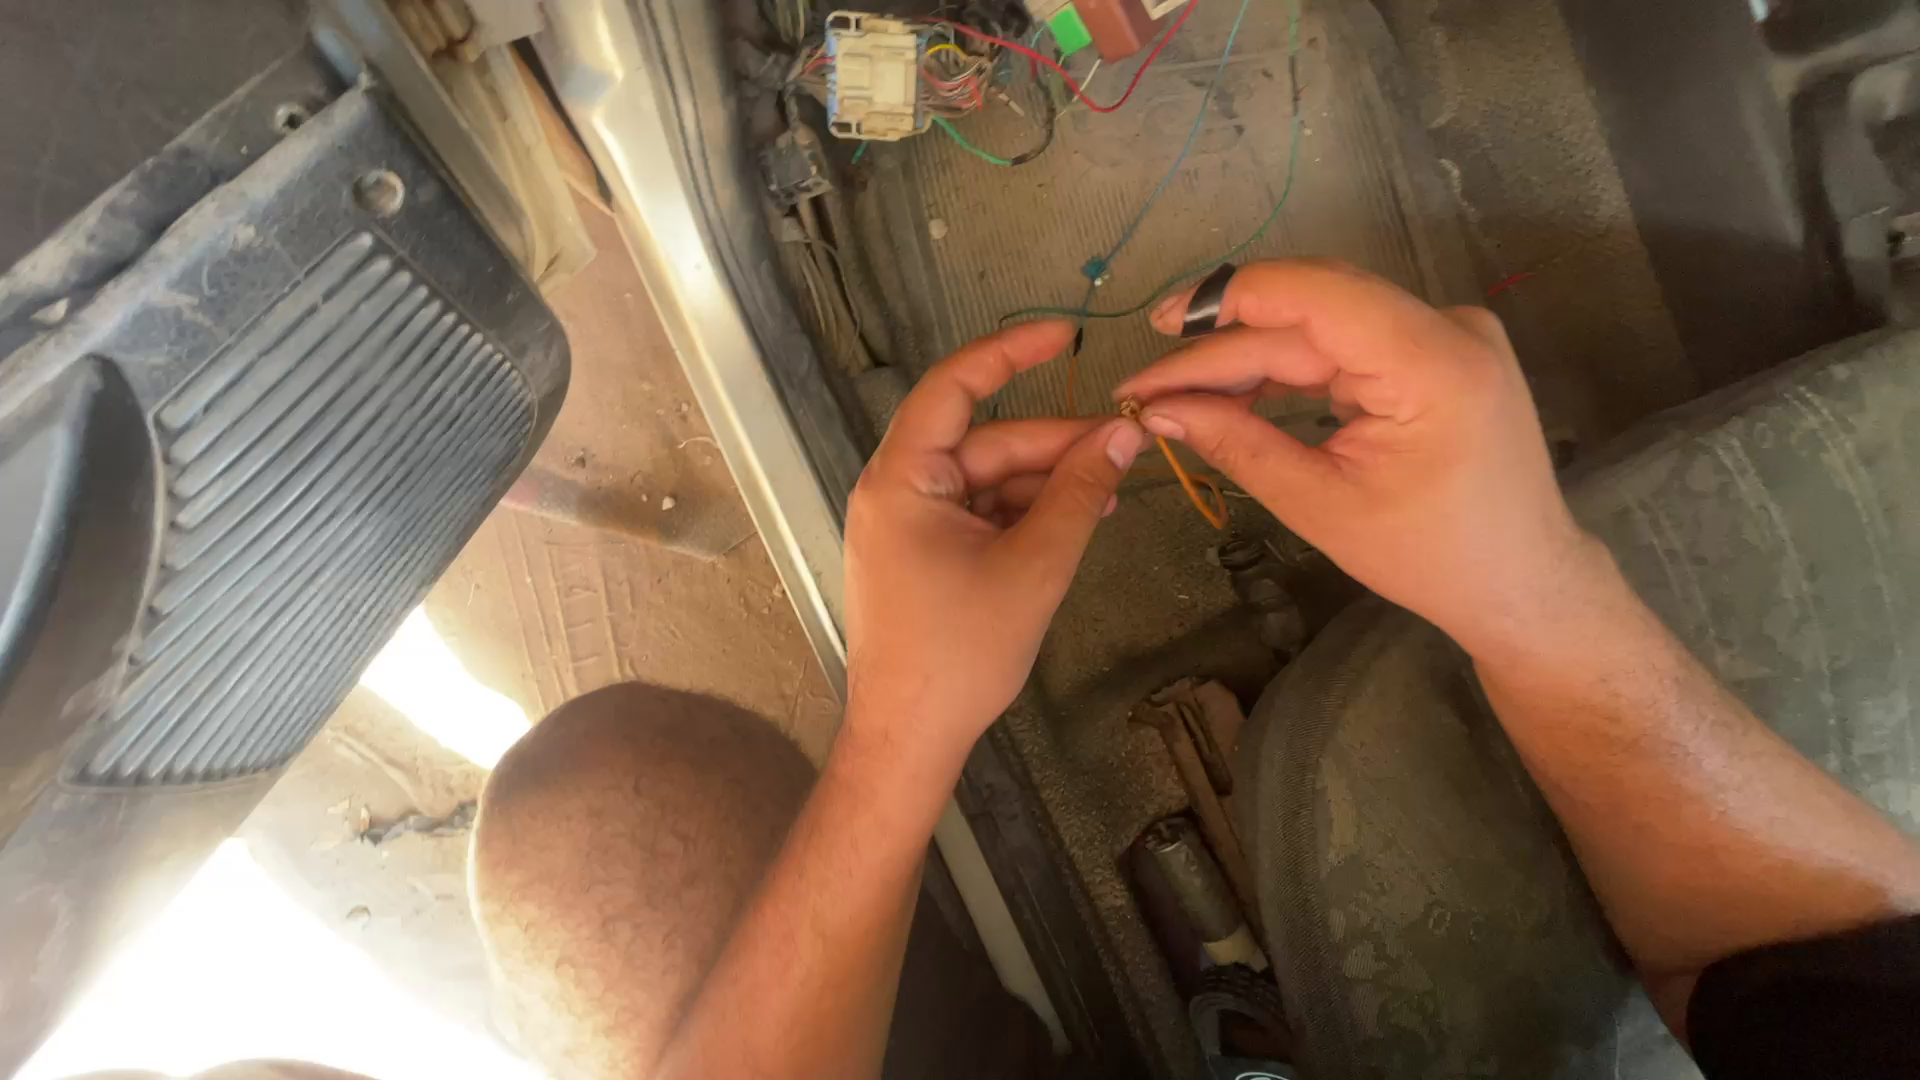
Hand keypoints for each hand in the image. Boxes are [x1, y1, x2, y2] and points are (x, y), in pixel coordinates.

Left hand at [844, 320, 1143, 761]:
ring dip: (1047, 484)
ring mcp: (911, 524)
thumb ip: (1079, 491)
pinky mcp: (926, 554)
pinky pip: (981, 514)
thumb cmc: (961, 652)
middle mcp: (898, 490)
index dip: (1010, 352)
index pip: (953, 387)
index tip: (1066, 335)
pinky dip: (1025, 514)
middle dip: (1054, 445)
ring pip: (989, 481)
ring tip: (1110, 493)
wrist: (910, 736)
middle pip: (985, 443)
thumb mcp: (1034, 565)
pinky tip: (1074, 520)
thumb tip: (1125, 431)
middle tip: (1125, 444)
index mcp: (902, 478)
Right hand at [1117, 259, 1606, 659]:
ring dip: (1243, 359)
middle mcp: (1444, 327)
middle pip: (1307, 315)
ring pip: (1316, 328)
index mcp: (1431, 362)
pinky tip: (1231, 391)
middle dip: (1220, 347)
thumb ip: (1237, 444)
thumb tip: (1159, 409)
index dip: (1227, 299)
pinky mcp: (1427, 354)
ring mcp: (1441, 336)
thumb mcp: (1318, 505)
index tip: (1157, 328)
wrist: (1516, 581)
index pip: (1314, 294)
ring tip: (1175, 392)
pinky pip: (1337, 347)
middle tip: (1147, 383)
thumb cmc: (1425, 556)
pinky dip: (1281, 370)